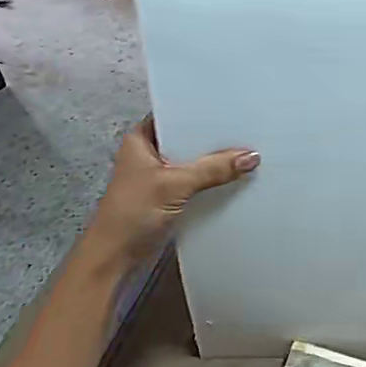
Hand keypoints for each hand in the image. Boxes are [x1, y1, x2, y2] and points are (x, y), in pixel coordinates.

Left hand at [83, 118, 257, 267]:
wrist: (116, 257)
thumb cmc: (131, 214)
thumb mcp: (174, 185)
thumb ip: (212, 169)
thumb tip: (249, 157)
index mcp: (141, 139)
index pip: (174, 115)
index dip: (199, 112)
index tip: (229, 109)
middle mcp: (149, 154)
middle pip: (187, 139)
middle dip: (212, 139)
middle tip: (244, 131)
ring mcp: (158, 176)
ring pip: (192, 162)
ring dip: (212, 163)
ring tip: (244, 152)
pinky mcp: (167, 196)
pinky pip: (194, 182)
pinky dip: (209, 182)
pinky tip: (232, 179)